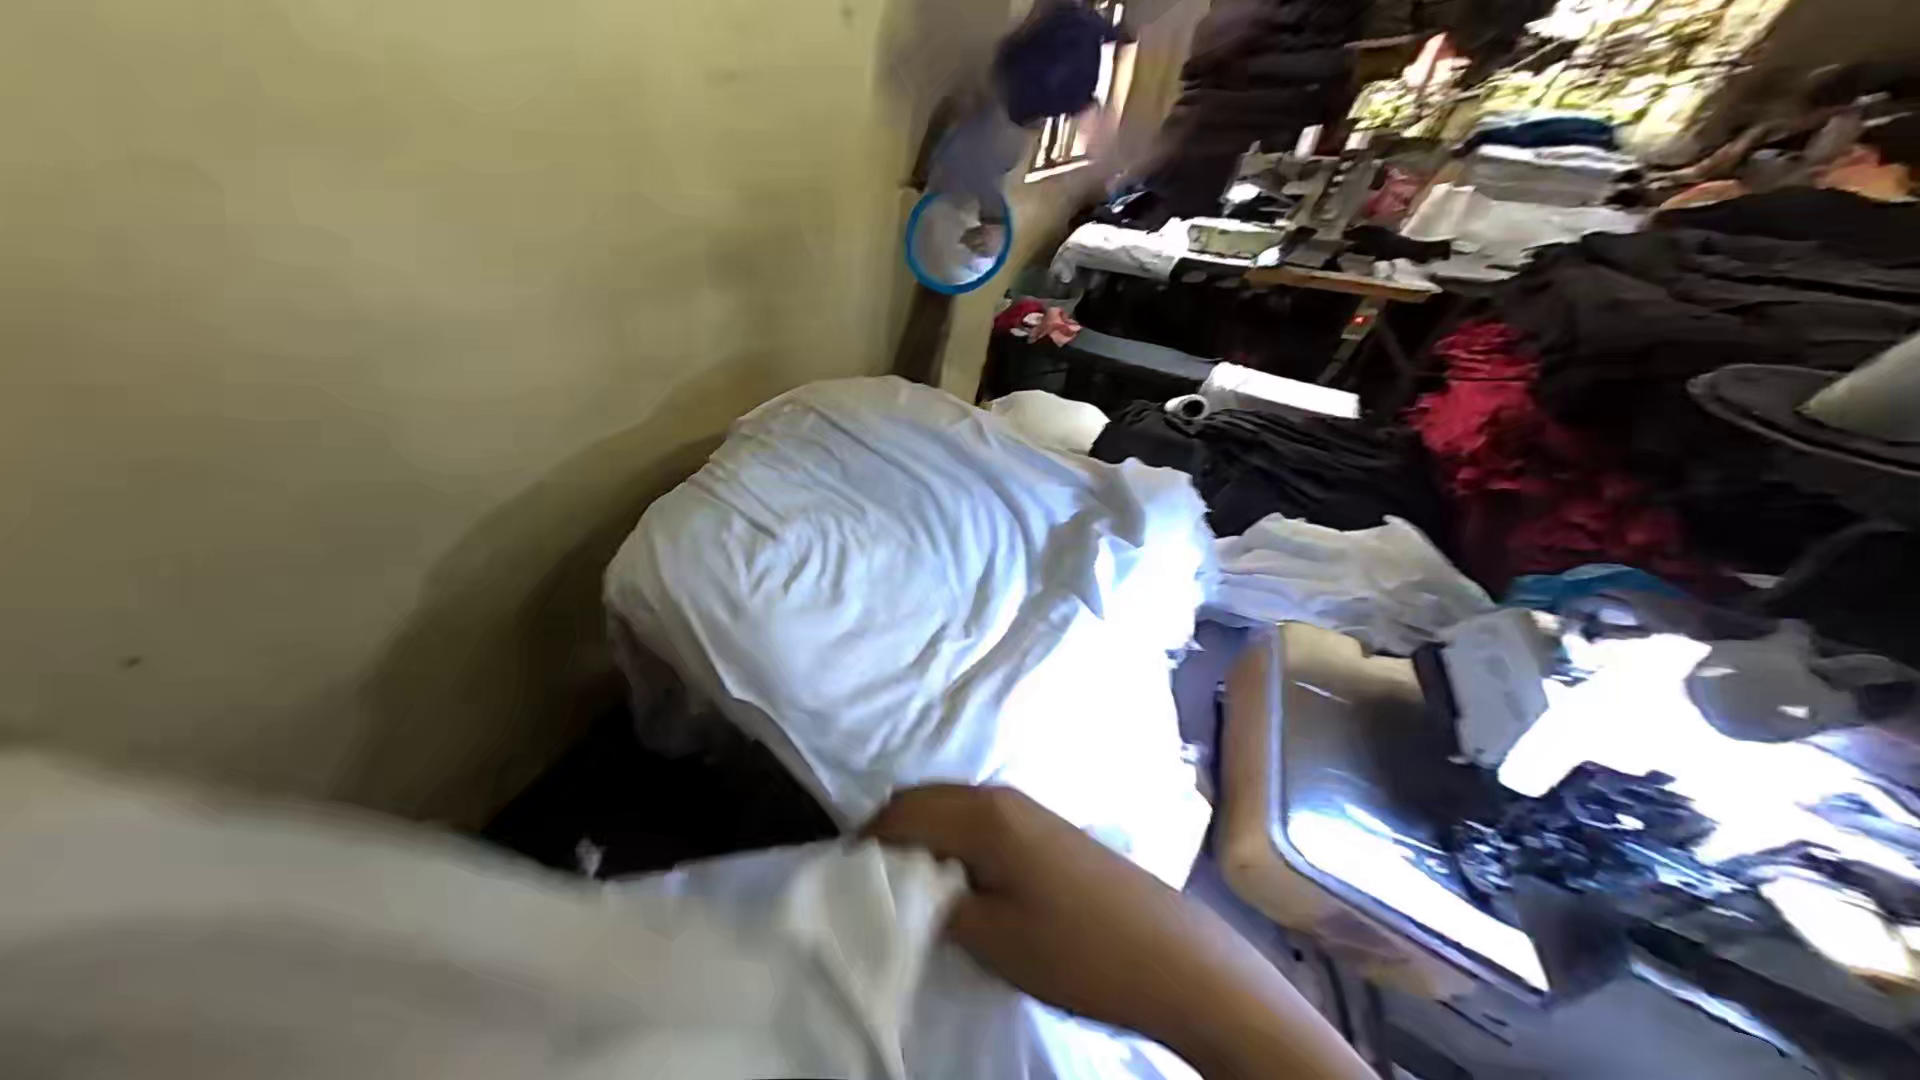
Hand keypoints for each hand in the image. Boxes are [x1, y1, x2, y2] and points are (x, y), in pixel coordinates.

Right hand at [864, 785, 1372, 1079]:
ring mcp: (1029, 808)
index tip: (845, 879)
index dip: (868, 842)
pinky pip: (980, 821)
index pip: (903, 811)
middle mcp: (1002, 796)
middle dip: (891, 834)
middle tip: (871, 884)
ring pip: (953, 809)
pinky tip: (956, 880)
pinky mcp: (1046, 828)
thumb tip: (903, 884)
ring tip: (908, 887)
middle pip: (925, 800)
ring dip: (923, 837)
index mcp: (983, 813)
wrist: (1171, 955)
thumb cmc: (1076, 949)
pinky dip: (953, 841)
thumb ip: (936, 902)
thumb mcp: (991, 936)